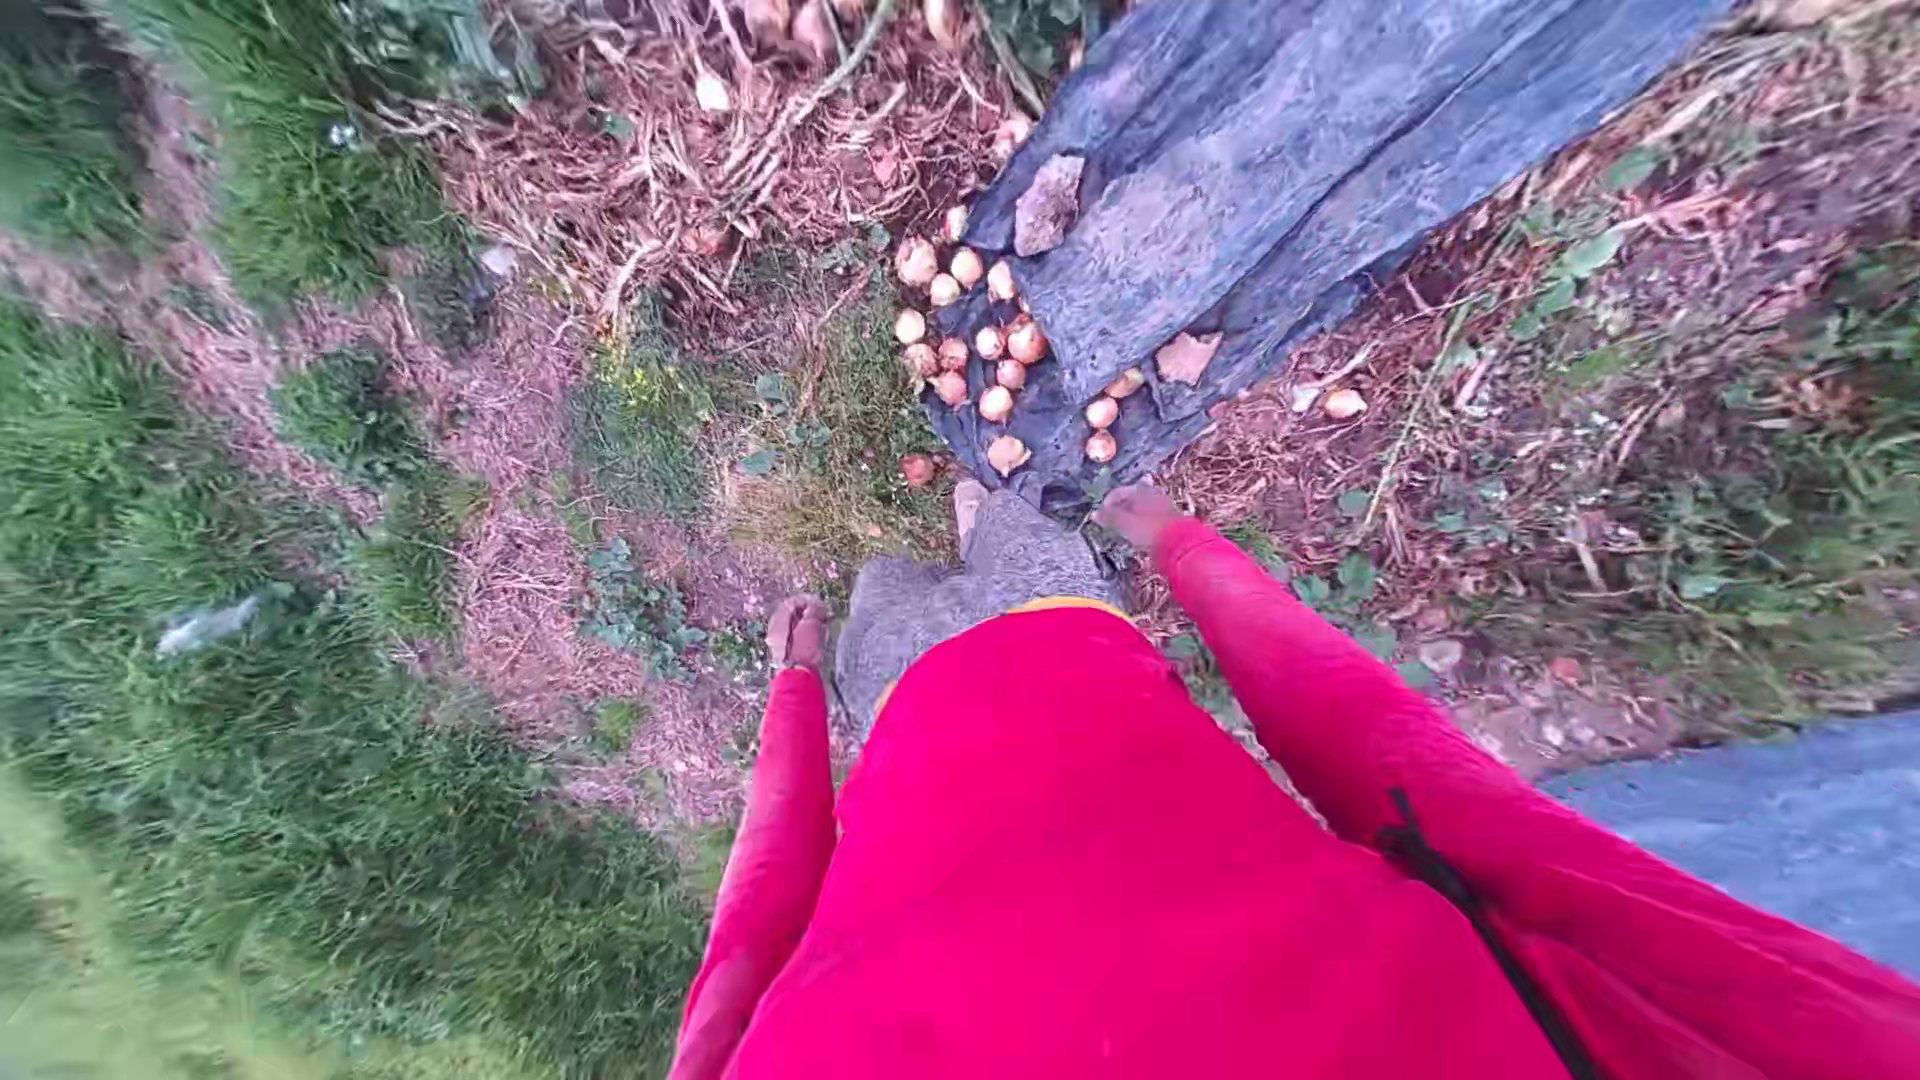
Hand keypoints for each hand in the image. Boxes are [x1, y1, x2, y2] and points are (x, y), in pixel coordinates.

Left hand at [766, 594, 829, 670]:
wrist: (801, 681)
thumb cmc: (804, 652)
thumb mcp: (810, 626)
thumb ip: (813, 611)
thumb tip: (816, 605)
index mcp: (778, 623)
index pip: (791, 604)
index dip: (807, 601)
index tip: (820, 604)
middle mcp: (776, 633)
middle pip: (793, 615)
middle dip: (809, 612)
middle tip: (823, 614)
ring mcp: (782, 645)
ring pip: (797, 627)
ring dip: (810, 623)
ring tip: (824, 625)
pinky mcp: (790, 656)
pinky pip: (800, 639)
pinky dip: (810, 635)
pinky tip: (819, 637)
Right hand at [1094, 483, 1182, 548]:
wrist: (1180, 543)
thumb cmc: (1149, 530)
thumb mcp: (1125, 523)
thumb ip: (1109, 517)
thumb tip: (1094, 513)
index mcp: (1141, 492)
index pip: (1118, 492)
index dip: (1107, 502)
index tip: (1101, 516)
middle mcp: (1152, 496)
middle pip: (1131, 499)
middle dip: (1119, 509)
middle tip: (1111, 522)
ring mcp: (1163, 507)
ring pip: (1141, 509)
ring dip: (1130, 517)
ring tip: (1123, 529)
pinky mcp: (1169, 520)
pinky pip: (1150, 518)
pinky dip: (1141, 523)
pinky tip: (1138, 533)